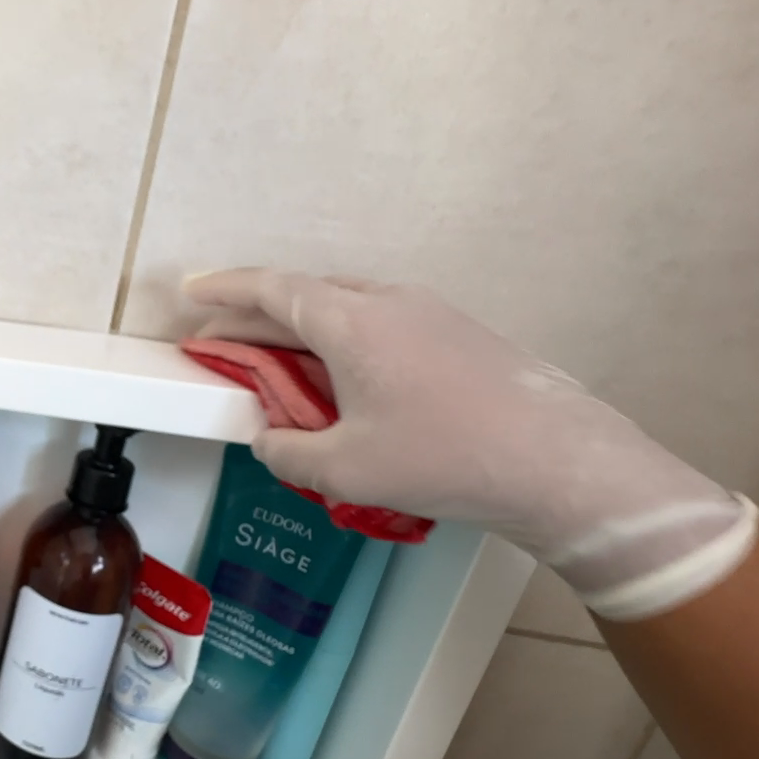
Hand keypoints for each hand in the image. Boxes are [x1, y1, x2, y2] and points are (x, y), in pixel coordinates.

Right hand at [184, 268, 757, 619]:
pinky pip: (374, 319)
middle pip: (303, 294)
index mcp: (353, 324)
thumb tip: (269, 439)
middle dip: (253, 314)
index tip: (192, 289)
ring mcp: (429, 313)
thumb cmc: (444, 459)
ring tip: (271, 359)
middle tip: (219, 340)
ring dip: (296, 325)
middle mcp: (388, 304)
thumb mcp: (340, 469)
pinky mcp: (456, 333)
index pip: (272, 290)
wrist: (565, 469)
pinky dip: (334, 336)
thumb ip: (284, 451)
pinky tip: (334, 373)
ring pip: (341, 304)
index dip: (225, 288)